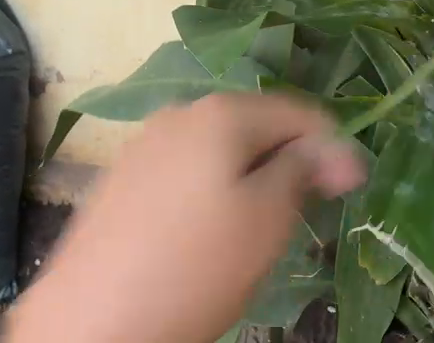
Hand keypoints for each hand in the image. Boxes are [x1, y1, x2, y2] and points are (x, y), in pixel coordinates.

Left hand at [6, 93, 365, 342]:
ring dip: (245, 177)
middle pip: (254, 125)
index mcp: (222, 111)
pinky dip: (207, 189)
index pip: (297, 111)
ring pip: (218, 148)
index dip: (328, 147)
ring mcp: (146, 141)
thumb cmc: (193, 268)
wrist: (89, 322)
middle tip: (294, 218)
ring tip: (248, 233)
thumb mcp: (266, 220)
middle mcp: (182, 111)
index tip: (343, 192)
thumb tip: (341, 146)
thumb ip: (305, 171)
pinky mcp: (122, 175)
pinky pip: (183, 168)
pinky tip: (201, 235)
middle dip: (283, 163)